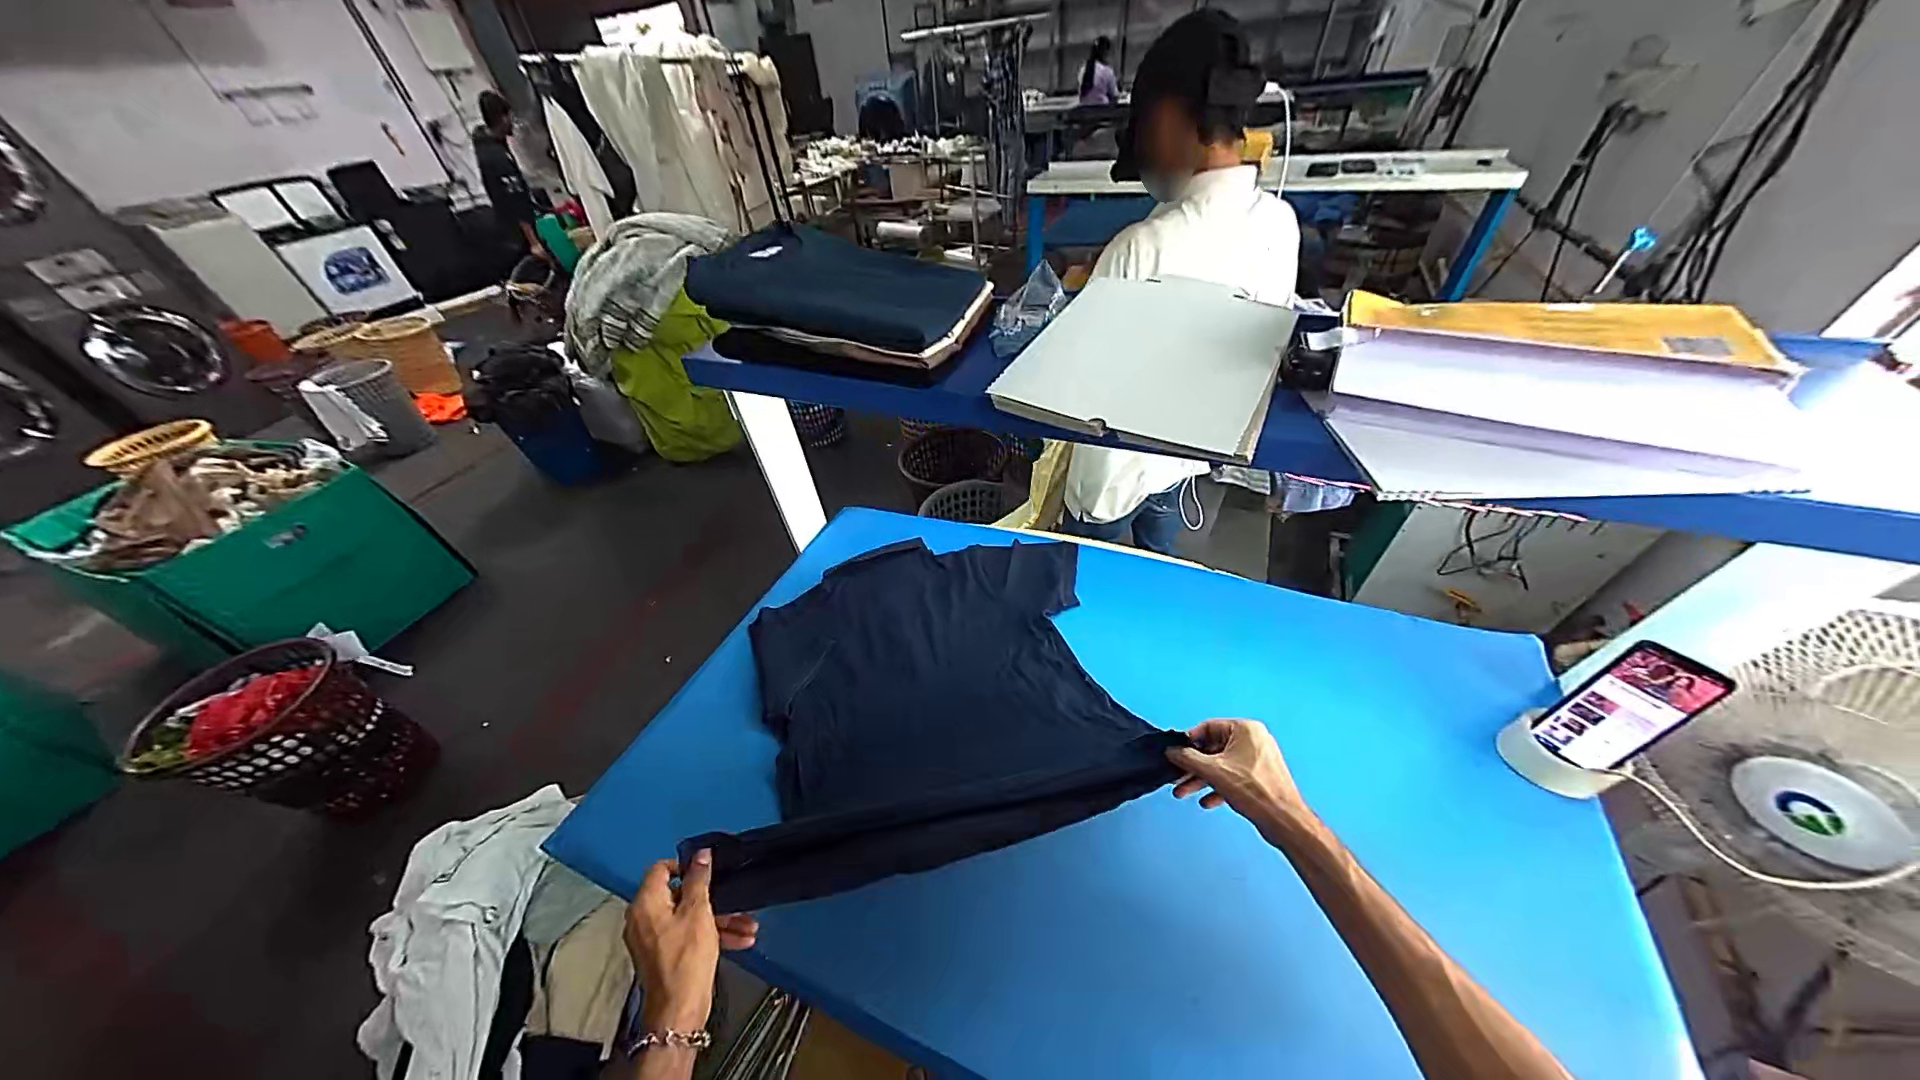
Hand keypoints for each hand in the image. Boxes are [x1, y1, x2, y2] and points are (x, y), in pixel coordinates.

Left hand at [623, 849, 760, 1031]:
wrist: (679, 1010)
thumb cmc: (687, 957)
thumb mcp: (698, 910)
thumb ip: (699, 879)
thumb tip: (700, 854)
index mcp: (646, 904)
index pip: (660, 869)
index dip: (685, 866)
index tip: (707, 872)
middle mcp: (643, 919)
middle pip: (679, 895)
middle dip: (712, 897)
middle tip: (734, 899)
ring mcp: (652, 939)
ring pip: (688, 917)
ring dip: (719, 918)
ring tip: (748, 924)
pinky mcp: (663, 955)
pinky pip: (688, 935)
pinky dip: (710, 934)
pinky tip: (740, 939)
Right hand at [1167, 719, 1309, 828]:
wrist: (1284, 821)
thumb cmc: (1257, 792)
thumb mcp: (1212, 770)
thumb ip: (1187, 758)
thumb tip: (1173, 752)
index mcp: (1246, 730)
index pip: (1207, 728)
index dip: (1189, 742)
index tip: (1178, 753)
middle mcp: (1254, 741)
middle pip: (1213, 749)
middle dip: (1194, 766)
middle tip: (1179, 775)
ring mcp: (1259, 759)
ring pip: (1221, 765)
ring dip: (1202, 778)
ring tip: (1186, 791)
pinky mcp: (1261, 777)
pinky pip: (1233, 777)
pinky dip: (1218, 786)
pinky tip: (1207, 799)